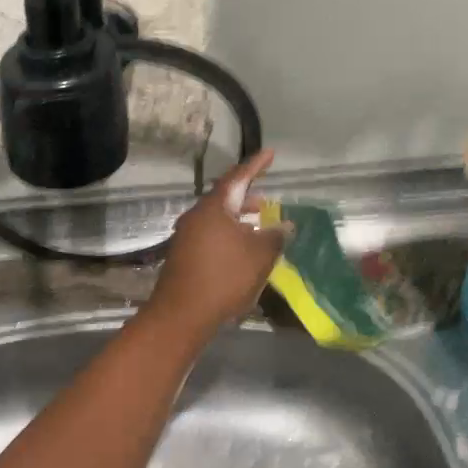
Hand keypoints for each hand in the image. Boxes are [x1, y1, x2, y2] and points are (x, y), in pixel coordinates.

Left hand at [144, 150, 286, 333]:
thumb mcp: (259, 255)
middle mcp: (196, 217)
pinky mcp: (183, 257)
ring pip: (218, 220)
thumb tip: (285, 225)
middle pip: (225, 199)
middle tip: (268, 201)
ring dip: (240, 220)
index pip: (237, 178)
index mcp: (213, 208)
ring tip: (260, 227)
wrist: (182, 313)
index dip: (255, 165)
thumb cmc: (224, 277)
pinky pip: (211, 237)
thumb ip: (275, 236)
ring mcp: (186, 237)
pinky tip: (242, 250)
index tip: (270, 154)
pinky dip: (229, 236)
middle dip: (248, 198)